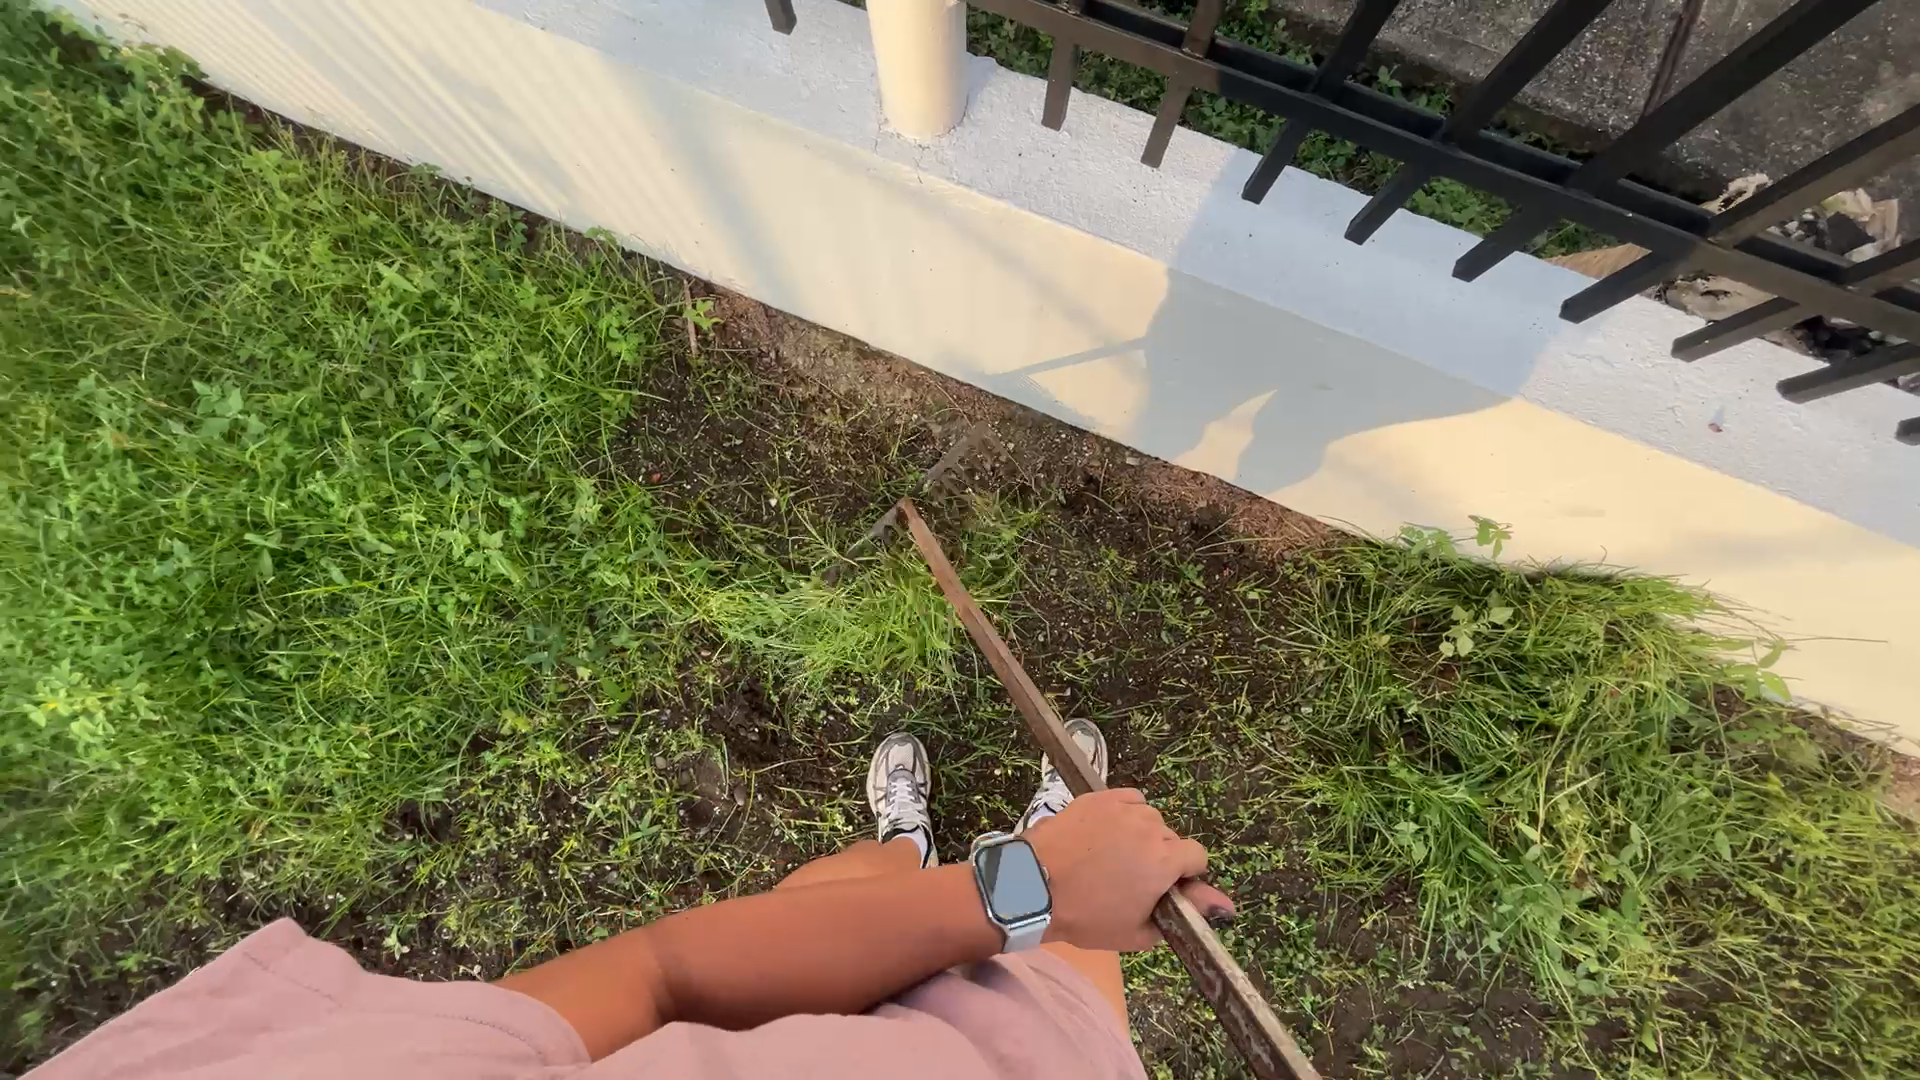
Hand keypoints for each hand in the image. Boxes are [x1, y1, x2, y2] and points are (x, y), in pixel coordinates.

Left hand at [1022, 788, 1235, 951]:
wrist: (1035, 885)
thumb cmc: (1087, 915)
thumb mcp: (1141, 928)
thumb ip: (1187, 912)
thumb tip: (1226, 904)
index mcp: (1165, 859)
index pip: (1197, 856)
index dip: (1186, 874)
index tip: (1166, 888)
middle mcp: (1149, 826)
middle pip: (1171, 837)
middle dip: (1162, 856)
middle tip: (1134, 878)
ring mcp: (1122, 808)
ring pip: (1149, 818)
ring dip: (1142, 834)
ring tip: (1117, 856)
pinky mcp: (1098, 797)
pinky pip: (1128, 799)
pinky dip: (1126, 813)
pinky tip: (1110, 832)